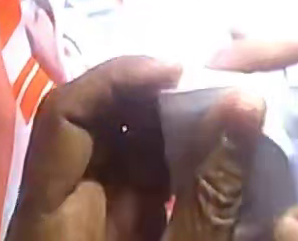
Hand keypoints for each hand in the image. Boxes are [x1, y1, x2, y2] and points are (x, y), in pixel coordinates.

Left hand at [8, 56, 265, 240]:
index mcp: (51, 219)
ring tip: (221, 113)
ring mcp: (84, 217)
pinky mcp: (110, 229)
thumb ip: (212, 190)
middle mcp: (59, 204)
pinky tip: (214, 154)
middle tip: (211, 89)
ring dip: (169, 123)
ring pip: (119, 141)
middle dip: (152, 95)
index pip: (65, 114)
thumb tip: (246, 100)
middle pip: (95, 119)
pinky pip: (137, 172)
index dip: (118, 78)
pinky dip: (174, 157)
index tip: (179, 72)